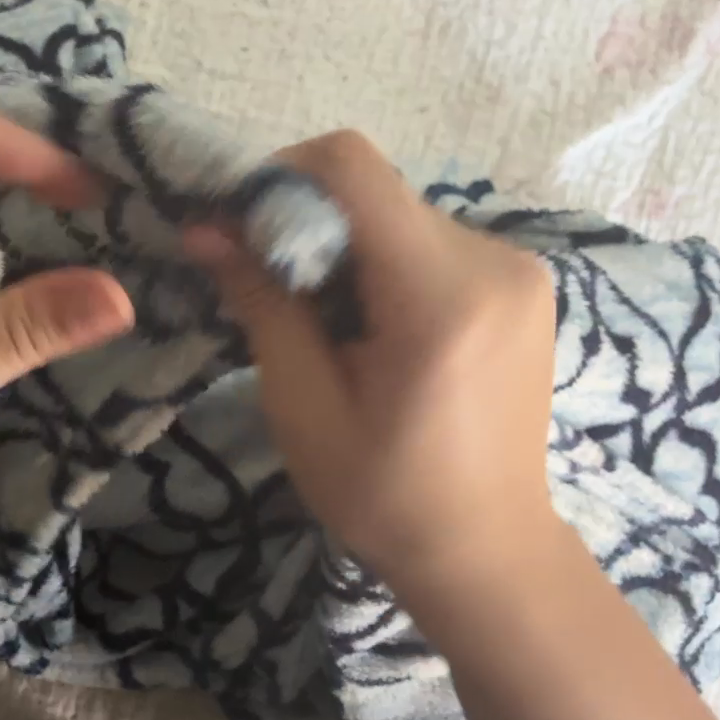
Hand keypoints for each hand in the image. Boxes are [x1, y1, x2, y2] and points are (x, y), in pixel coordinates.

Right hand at [183, 131, 559, 586]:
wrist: (485, 551)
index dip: (274, 178)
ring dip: (329, 248)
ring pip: (388, 213)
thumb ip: (261, 303)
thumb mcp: (299, 403)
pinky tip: (352, 325)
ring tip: (304, 319)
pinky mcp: (515, 284)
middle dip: (295, 224)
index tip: (228, 229)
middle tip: (253, 286)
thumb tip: (204, 229)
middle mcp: (494, 260)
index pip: (350, 168)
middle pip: (367, 191)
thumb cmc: (379, 491)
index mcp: (440, 294)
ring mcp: (515, 268)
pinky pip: (417, 241)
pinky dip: (366, 263)